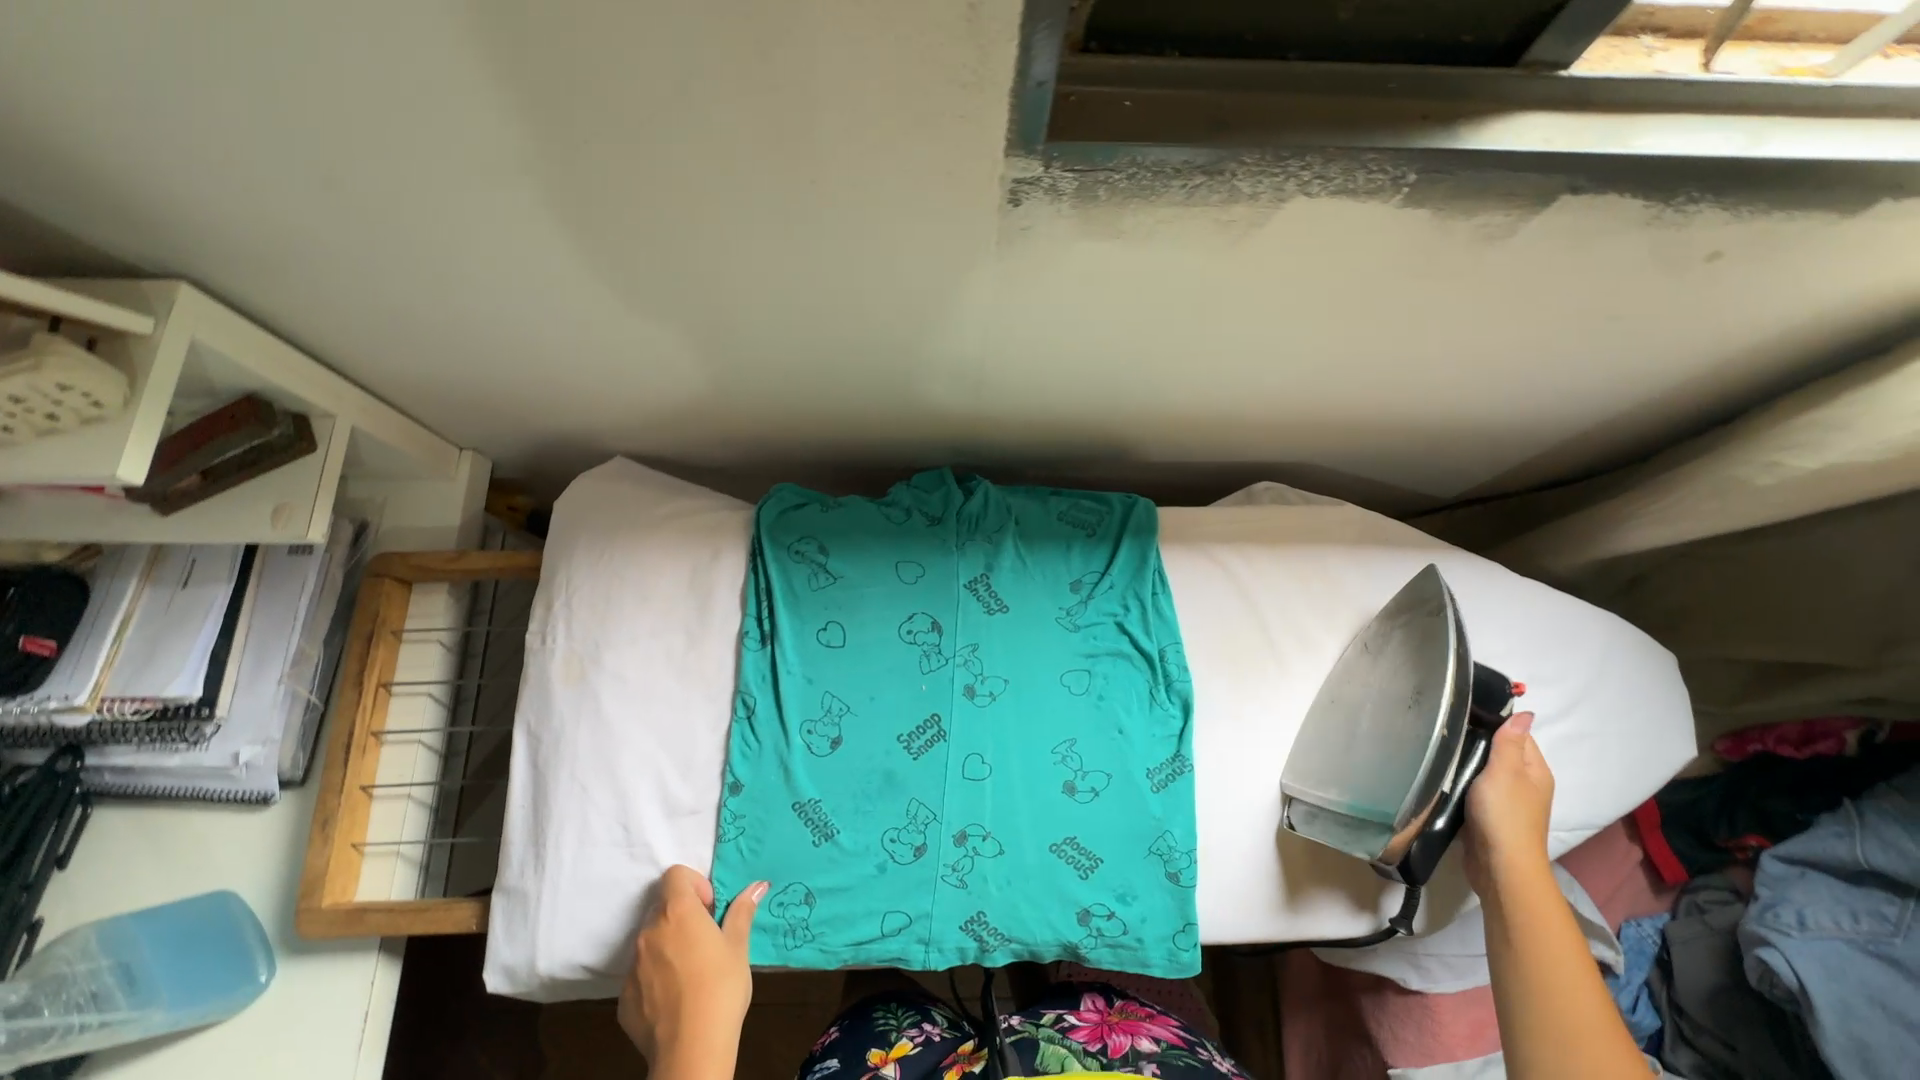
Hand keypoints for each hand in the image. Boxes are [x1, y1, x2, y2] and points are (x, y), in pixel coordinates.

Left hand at [618, 865, 765, 1073]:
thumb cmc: (721, 988)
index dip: (695, 885)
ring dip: (668, 945)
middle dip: (683, 916)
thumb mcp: (738, 947)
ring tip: (692, 974)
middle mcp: (648, 932)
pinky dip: (656, 977)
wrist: (691, 1049)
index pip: (675, 874)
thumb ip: (742, 912)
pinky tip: (676, 1000)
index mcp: (677, 912)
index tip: (710, 910)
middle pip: (662, 907)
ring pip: (650, 941)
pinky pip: (640, 974)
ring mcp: (631, 965)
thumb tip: (757, 885)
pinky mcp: (624, 996)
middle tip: (706, 942)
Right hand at [1463, 712, 1553, 895]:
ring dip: (1467, 765)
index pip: (1518, 735)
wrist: (1500, 865)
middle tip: (1445, 732)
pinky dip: (1463, 785)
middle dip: (1477, 744)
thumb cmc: (1504, 814)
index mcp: (1536, 771)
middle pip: (1501, 754)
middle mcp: (1526, 784)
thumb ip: (1510, 742)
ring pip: (1486, 773)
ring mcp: (1508, 802)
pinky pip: (1476, 791)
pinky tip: (1445, 780)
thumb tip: (1526, 712)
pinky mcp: (1490, 816)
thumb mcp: (1505, 771)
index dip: (1495, 724)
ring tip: (1440, 752)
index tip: (1463, 714)